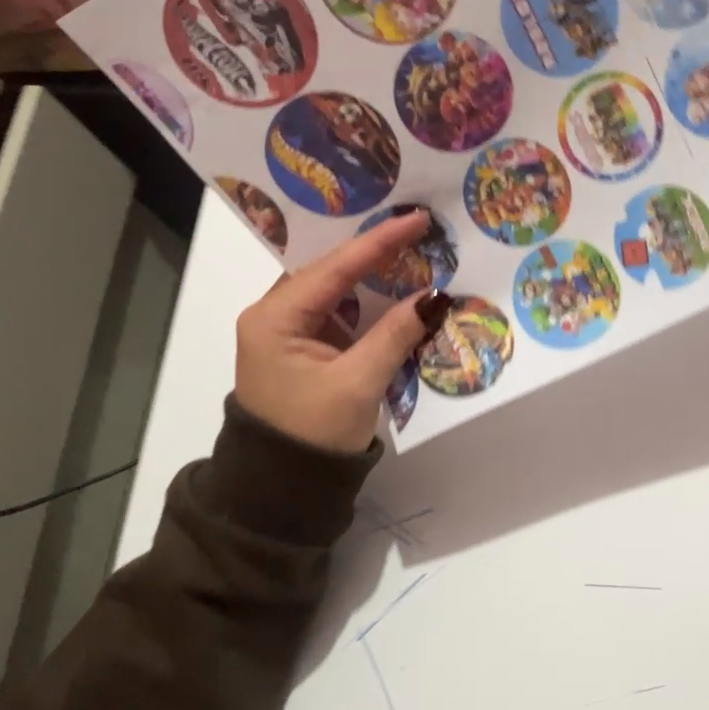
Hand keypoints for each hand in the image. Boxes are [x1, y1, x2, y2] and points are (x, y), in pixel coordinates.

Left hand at [234, 212, 451, 453]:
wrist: (283, 490)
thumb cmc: (313, 433)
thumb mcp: (359, 383)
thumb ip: (395, 334)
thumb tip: (434, 297)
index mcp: (274, 317)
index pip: (333, 267)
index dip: (378, 242)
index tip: (415, 219)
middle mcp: (274, 315)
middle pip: (329, 271)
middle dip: (373, 252)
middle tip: (415, 228)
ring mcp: (289, 333)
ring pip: (335, 291)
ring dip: (372, 277)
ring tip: (413, 252)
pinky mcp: (305, 350)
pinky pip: (340, 315)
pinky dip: (368, 304)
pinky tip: (396, 292)